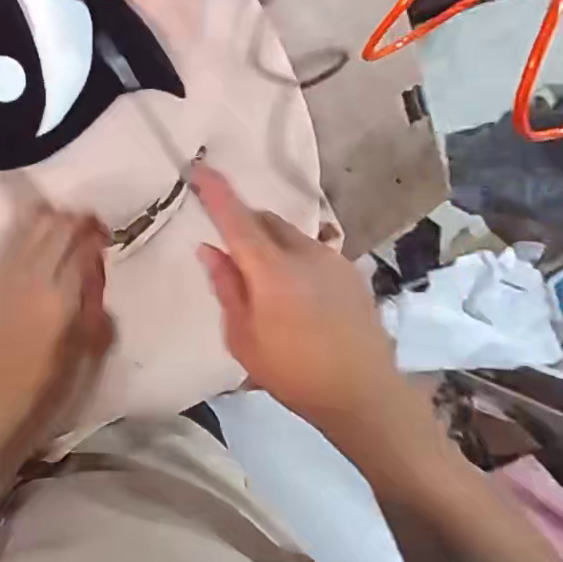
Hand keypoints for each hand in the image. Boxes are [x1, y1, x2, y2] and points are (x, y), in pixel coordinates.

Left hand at [0, 201, 113, 462]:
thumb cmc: (47, 376)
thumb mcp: (85, 342)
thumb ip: (92, 300)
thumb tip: (93, 269)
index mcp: (61, 295)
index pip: (82, 246)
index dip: (96, 234)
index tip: (106, 236)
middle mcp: (34, 275)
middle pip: (58, 226)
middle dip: (77, 221)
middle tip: (90, 230)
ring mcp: (10, 272)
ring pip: (33, 224)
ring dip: (54, 220)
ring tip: (66, 230)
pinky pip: (15, 238)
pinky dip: (31, 229)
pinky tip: (39, 236)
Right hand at [193, 163, 400, 432]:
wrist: (363, 394)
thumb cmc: (291, 372)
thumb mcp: (242, 336)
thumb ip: (226, 287)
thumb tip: (209, 248)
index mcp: (272, 271)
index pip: (237, 219)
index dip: (216, 191)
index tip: (198, 167)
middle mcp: (305, 254)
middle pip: (265, 220)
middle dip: (241, 222)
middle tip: (223, 246)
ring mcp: (333, 260)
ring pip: (289, 234)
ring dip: (267, 242)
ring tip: (258, 279)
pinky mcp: (351, 272)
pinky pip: (310, 250)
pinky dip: (290, 256)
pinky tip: (290, 292)